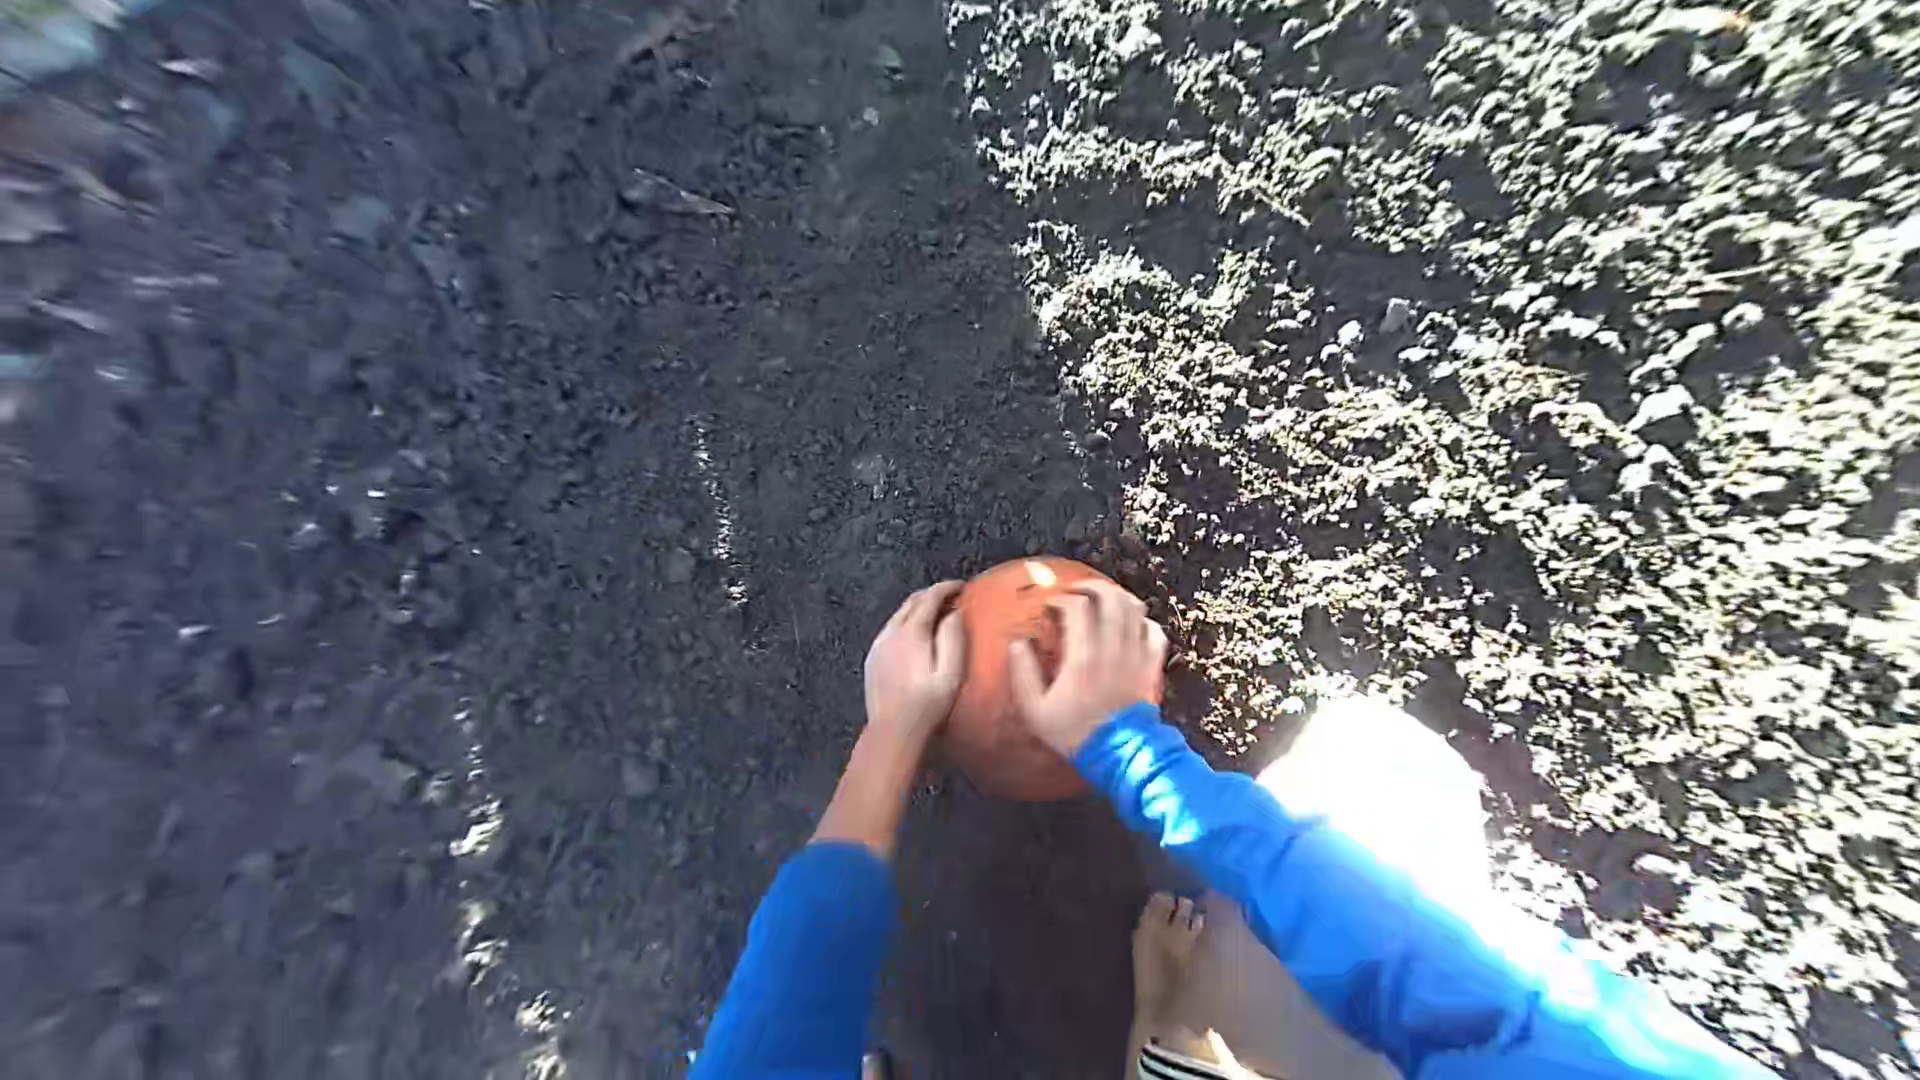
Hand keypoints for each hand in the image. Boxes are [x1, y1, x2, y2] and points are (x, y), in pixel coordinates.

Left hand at [863, 581, 966, 747]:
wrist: (893, 730)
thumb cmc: (928, 704)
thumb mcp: (951, 672)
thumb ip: (953, 637)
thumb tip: (955, 612)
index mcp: (912, 632)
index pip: (930, 597)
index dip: (947, 587)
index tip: (961, 586)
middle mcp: (891, 632)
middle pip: (912, 601)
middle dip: (932, 594)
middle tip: (951, 597)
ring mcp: (879, 645)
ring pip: (899, 614)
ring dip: (918, 608)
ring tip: (937, 613)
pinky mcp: (873, 657)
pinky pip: (890, 629)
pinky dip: (906, 622)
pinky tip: (916, 634)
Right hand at [1010, 579, 1166, 755]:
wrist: (1122, 757)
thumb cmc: (1076, 733)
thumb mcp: (1035, 710)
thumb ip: (1023, 674)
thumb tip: (1017, 645)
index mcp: (1083, 654)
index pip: (1076, 606)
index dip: (1061, 599)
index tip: (1050, 606)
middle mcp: (1112, 647)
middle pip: (1109, 596)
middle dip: (1091, 586)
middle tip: (1077, 590)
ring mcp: (1136, 654)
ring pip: (1134, 607)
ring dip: (1117, 597)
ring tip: (1102, 600)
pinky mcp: (1151, 665)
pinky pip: (1155, 631)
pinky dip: (1143, 621)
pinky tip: (1131, 624)